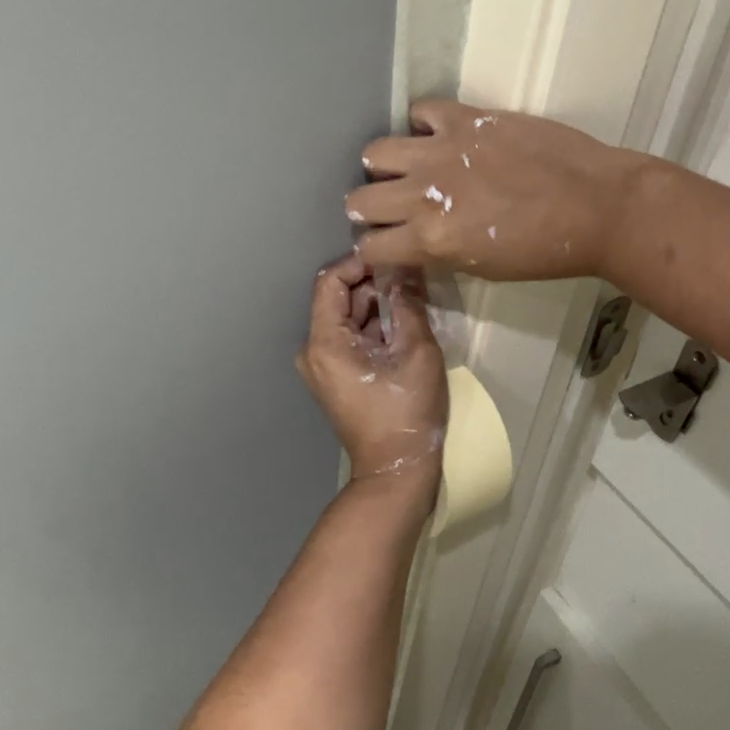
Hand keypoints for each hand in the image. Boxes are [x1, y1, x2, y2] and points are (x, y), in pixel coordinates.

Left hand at [296, 256, 447, 482]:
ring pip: (348, 320)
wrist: (397, 470)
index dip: (360, 264)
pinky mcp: (335, 378)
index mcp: (323, 342)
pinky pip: (351, 341)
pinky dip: (375, 331)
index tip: (394, 260)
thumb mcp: (417, 351)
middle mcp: (313, 351)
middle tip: (413, 281)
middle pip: (339, 300)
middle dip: (375, 287)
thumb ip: (409, 303)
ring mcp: (322, 367)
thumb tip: (406, 267)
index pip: (330, 281)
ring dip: (378, 309)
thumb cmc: (406, 411)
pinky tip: (405, 329)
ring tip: (415, 304)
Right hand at [347, 99, 643, 280]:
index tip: (385, 244)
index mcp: (430, 239)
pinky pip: (420, 110)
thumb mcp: (481, 267)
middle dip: (367, 208)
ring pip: (375, 152)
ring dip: (384, 164)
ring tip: (406, 167)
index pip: (370, 247)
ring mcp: (441, 151)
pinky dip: (422, 123)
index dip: (374, 249)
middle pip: (360, 200)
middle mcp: (423, 194)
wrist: (597, 206)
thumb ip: (437, 251)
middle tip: (388, 206)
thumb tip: (414, 240)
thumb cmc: (544, 251)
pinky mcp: (464, 119)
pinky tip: (438, 135)